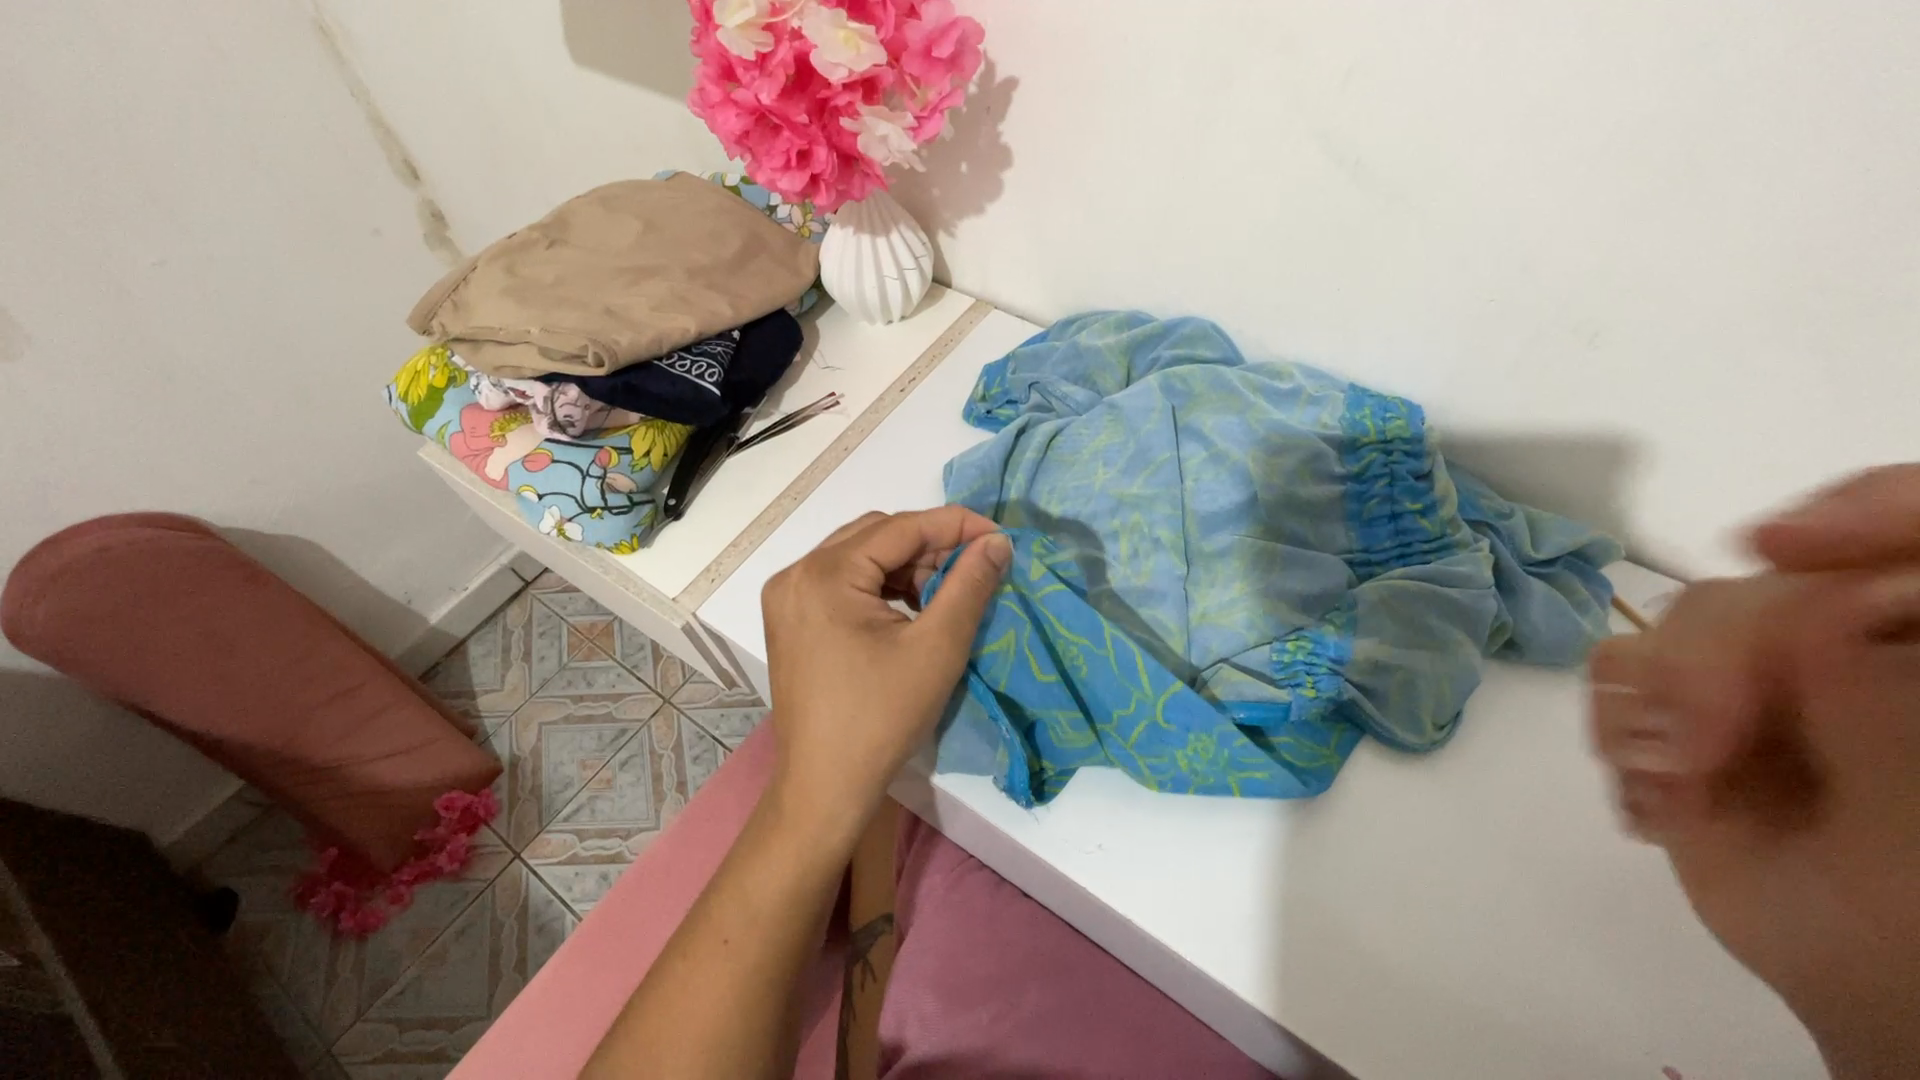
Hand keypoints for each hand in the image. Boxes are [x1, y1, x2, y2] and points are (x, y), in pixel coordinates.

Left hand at [760, 506, 1010, 832]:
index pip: (900, 528)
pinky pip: (842, 582)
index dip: (955, 525)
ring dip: (905, 566)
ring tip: (945, 593)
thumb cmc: (882, 718)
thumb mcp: (937, 647)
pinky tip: (910, 609)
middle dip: (929, 546)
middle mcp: (796, 574)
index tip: (1000, 537)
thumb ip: (969, 585)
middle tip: (973, 568)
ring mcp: (787, 598)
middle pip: (875, 536)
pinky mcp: (790, 621)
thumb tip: (997, 542)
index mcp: (824, 574)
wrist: (825, 786)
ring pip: (859, 557)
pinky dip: (879, 586)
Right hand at [1589, 465, 1919, 1076]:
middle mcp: (1842, 640)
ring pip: (1668, 625)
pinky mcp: (1670, 713)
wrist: (1869, 979)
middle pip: (1755, 588)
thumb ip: (1885, 693)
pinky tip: (1654, 796)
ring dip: (1651, 704)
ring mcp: (1749, 677)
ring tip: (1675, 787)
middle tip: (1700, 751)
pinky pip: (1612, 677)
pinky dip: (1613, 731)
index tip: (1774, 548)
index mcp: (1910, 637)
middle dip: (1710, 661)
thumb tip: (1809, 598)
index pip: (1907, 525)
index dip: (1859, 513)